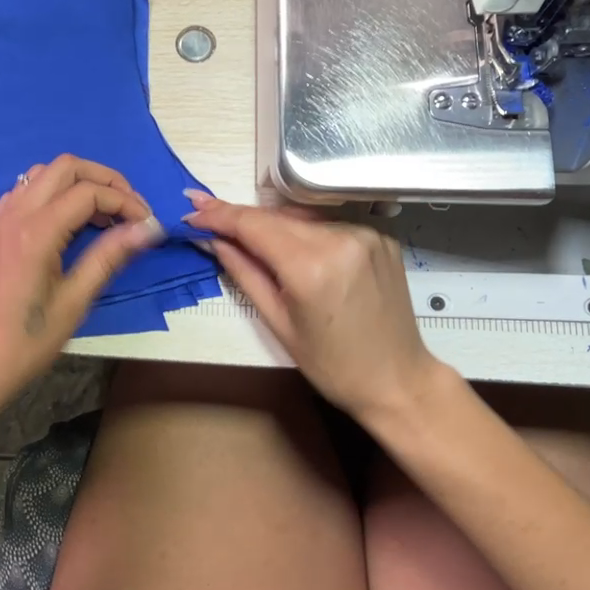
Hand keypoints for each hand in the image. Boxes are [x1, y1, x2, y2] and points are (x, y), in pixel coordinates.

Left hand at [0, 155, 164, 428]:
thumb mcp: (74, 302)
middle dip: (104, 179)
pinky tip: (66, 224)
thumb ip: (109, 257)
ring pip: (42, 175)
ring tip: (103, 217)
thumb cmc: (26, 343)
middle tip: (130, 208)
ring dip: (76, 183)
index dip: (126, 201)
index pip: (90, 192)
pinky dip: (52, 193)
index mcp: (37, 231)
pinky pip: (24, 192)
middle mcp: (15, 214)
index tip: (149, 224)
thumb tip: (148, 228)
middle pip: (65, 167)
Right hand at [183, 191, 442, 421]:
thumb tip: (211, 239)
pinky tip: (289, 242)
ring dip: (270, 222)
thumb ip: (243, 272)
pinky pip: (328, 223)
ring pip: (301, 216)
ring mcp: (365, 233)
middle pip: (275, 216)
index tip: (191, 209)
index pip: (254, 225)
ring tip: (243, 232)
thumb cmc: (332, 365)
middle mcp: (340, 239)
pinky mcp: (380, 235)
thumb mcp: (278, 323)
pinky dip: (303, 228)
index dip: (218, 215)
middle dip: (238, 216)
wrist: (398, 379)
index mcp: (311, 267)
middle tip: (203, 214)